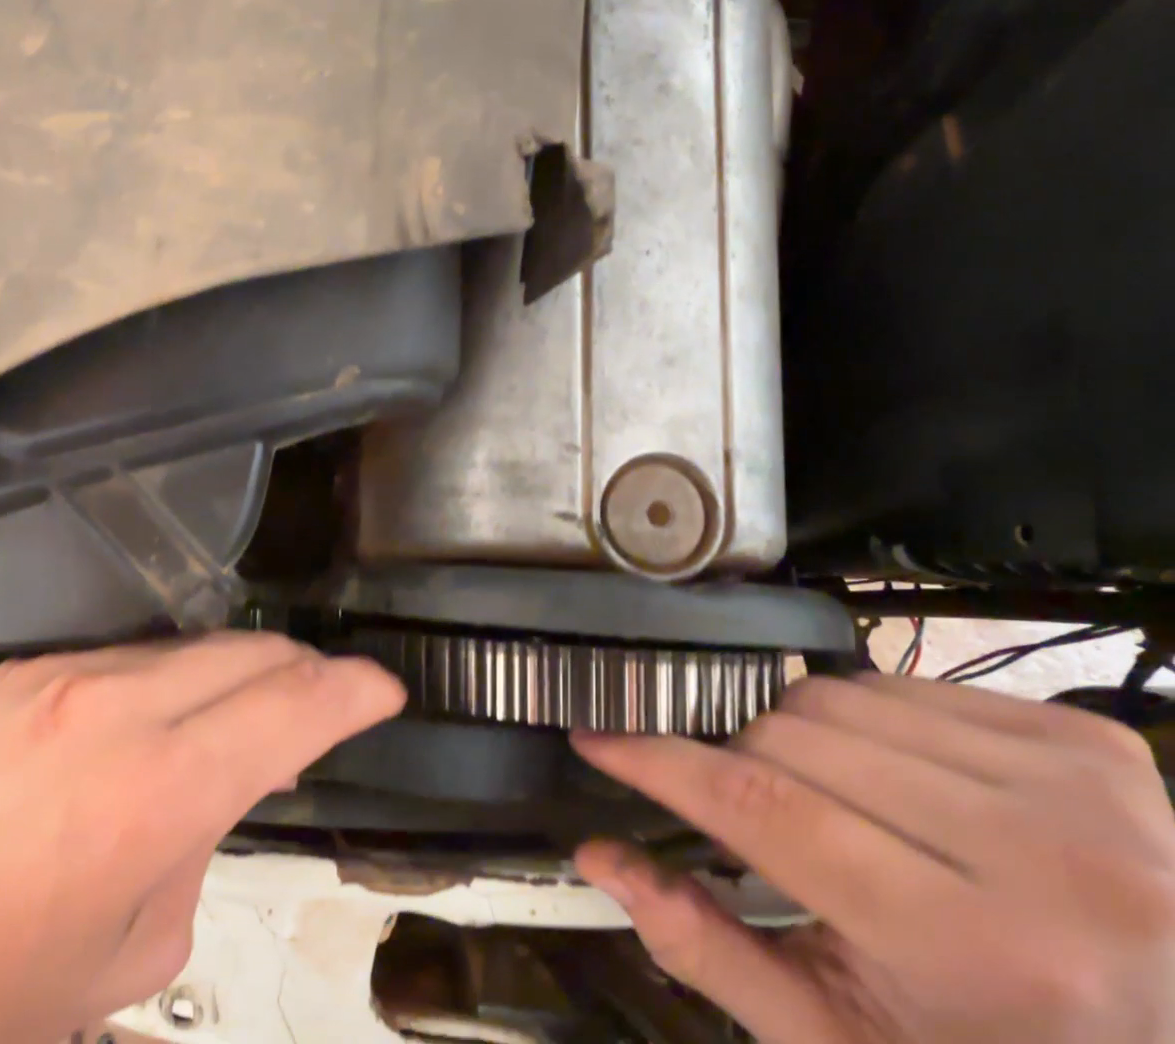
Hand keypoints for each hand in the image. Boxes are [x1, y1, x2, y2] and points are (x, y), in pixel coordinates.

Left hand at [0, 633, 404, 1043]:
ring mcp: (53, 679)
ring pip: (185, 649)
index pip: (293, 705)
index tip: (380, 690)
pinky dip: (167, 683)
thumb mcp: (139, 948)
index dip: (353, 691)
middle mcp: (109, 706)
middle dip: (303, 672)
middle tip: (328, 702)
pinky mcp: (9, 678)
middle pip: (246, 653)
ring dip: (233, 675)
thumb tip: (208, 794)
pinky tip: (159, 724)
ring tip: (246, 720)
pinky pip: (120, 661)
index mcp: (157, 787)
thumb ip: (195, 848)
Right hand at [571, 673, 1174, 1042]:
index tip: (597, 738)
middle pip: (793, 739)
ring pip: (841, 696)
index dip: (660, 764)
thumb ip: (704, 947)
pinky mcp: (1098, 744)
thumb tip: (597, 857)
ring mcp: (1083, 787)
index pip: (763, 809)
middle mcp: (1043, 854)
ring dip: (789, 734)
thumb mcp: (830, 1036)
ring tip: (808, 795)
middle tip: (726, 805)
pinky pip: (908, 687)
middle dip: (727, 759)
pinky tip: (882, 777)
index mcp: (972, 948)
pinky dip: (860, 719)